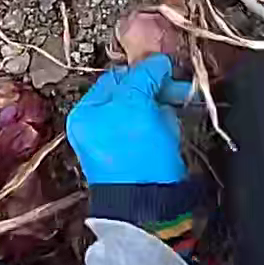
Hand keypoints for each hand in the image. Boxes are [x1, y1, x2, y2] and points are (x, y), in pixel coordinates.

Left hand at [67, 55, 186, 184]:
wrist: (149, 202)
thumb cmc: (134, 156)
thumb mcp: (135, 103)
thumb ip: (144, 76)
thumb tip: (156, 62)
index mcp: (86, 113)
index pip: (117, 76)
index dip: (142, 71)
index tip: (163, 68)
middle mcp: (98, 126)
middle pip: (133, 91)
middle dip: (157, 89)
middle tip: (176, 87)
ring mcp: (119, 140)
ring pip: (147, 108)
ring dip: (165, 106)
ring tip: (176, 111)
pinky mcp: (139, 152)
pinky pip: (155, 127)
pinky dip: (166, 124)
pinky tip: (172, 129)